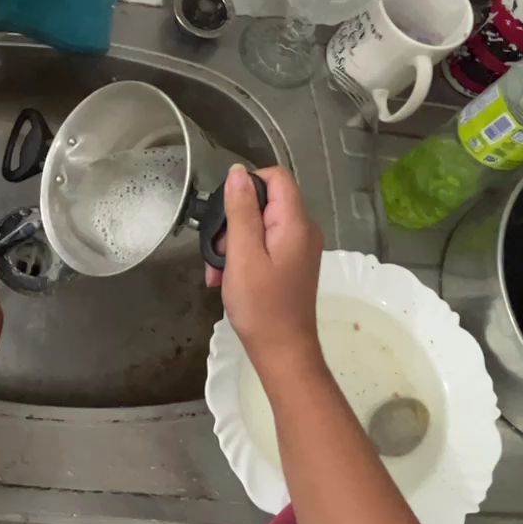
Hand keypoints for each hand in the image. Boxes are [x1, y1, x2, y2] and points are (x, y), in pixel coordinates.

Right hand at [206, 165, 324, 367]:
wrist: (282, 351)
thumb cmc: (260, 305)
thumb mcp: (243, 255)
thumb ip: (241, 211)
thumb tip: (238, 172)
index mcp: (295, 223)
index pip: (276, 177)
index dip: (247, 185)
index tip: (225, 212)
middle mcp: (303, 230)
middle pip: (266, 201)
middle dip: (234, 220)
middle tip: (218, 251)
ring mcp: (299, 248)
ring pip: (260, 225)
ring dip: (233, 242)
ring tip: (219, 271)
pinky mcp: (291, 263)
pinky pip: (264, 245)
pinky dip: (243, 256)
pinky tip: (227, 278)